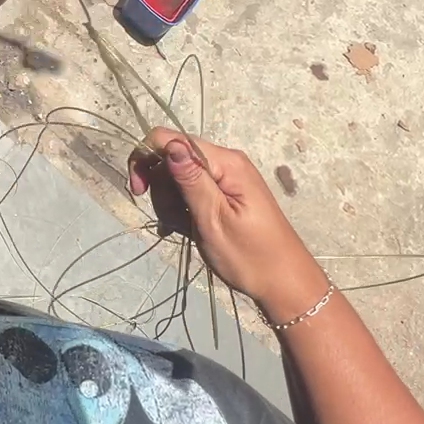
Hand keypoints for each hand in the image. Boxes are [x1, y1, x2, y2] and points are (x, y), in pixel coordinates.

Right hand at [127, 128, 328, 317]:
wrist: (285, 284)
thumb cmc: (251, 256)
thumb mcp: (214, 220)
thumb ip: (191, 180)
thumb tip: (171, 143)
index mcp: (225, 162)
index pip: (171, 138)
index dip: (146, 158)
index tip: (139, 191)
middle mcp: (224, 161)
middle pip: (171, 157)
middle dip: (160, 187)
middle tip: (171, 220)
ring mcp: (224, 177)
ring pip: (176, 176)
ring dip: (170, 202)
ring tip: (183, 228)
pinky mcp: (223, 192)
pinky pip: (189, 190)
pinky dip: (180, 208)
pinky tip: (185, 228)